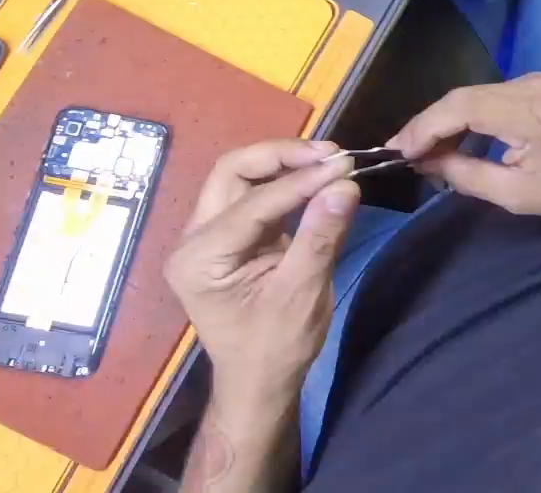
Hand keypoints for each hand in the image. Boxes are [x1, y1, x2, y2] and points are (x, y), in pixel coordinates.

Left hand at [165, 140, 358, 401]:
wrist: (259, 385)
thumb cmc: (276, 348)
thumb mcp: (303, 294)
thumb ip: (321, 235)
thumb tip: (346, 183)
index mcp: (201, 258)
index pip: (254, 201)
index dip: (302, 180)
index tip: (346, 166)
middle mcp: (194, 239)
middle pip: (234, 171)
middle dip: (283, 156)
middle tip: (331, 154)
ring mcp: (208, 235)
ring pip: (242, 175)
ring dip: (286, 162)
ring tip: (329, 161)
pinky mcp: (229, 234)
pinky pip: (255, 191)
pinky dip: (287, 180)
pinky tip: (316, 177)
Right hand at [387, 73, 540, 217]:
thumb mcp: (516, 194)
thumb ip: (465, 175)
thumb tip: (424, 162)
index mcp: (530, 116)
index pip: (463, 108)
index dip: (425, 126)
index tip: (399, 150)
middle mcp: (530, 87)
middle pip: (463, 97)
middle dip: (428, 123)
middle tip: (401, 150)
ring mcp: (534, 79)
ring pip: (473, 93)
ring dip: (444, 117)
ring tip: (420, 146)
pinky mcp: (535, 81)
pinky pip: (488, 94)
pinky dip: (464, 113)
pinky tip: (451, 134)